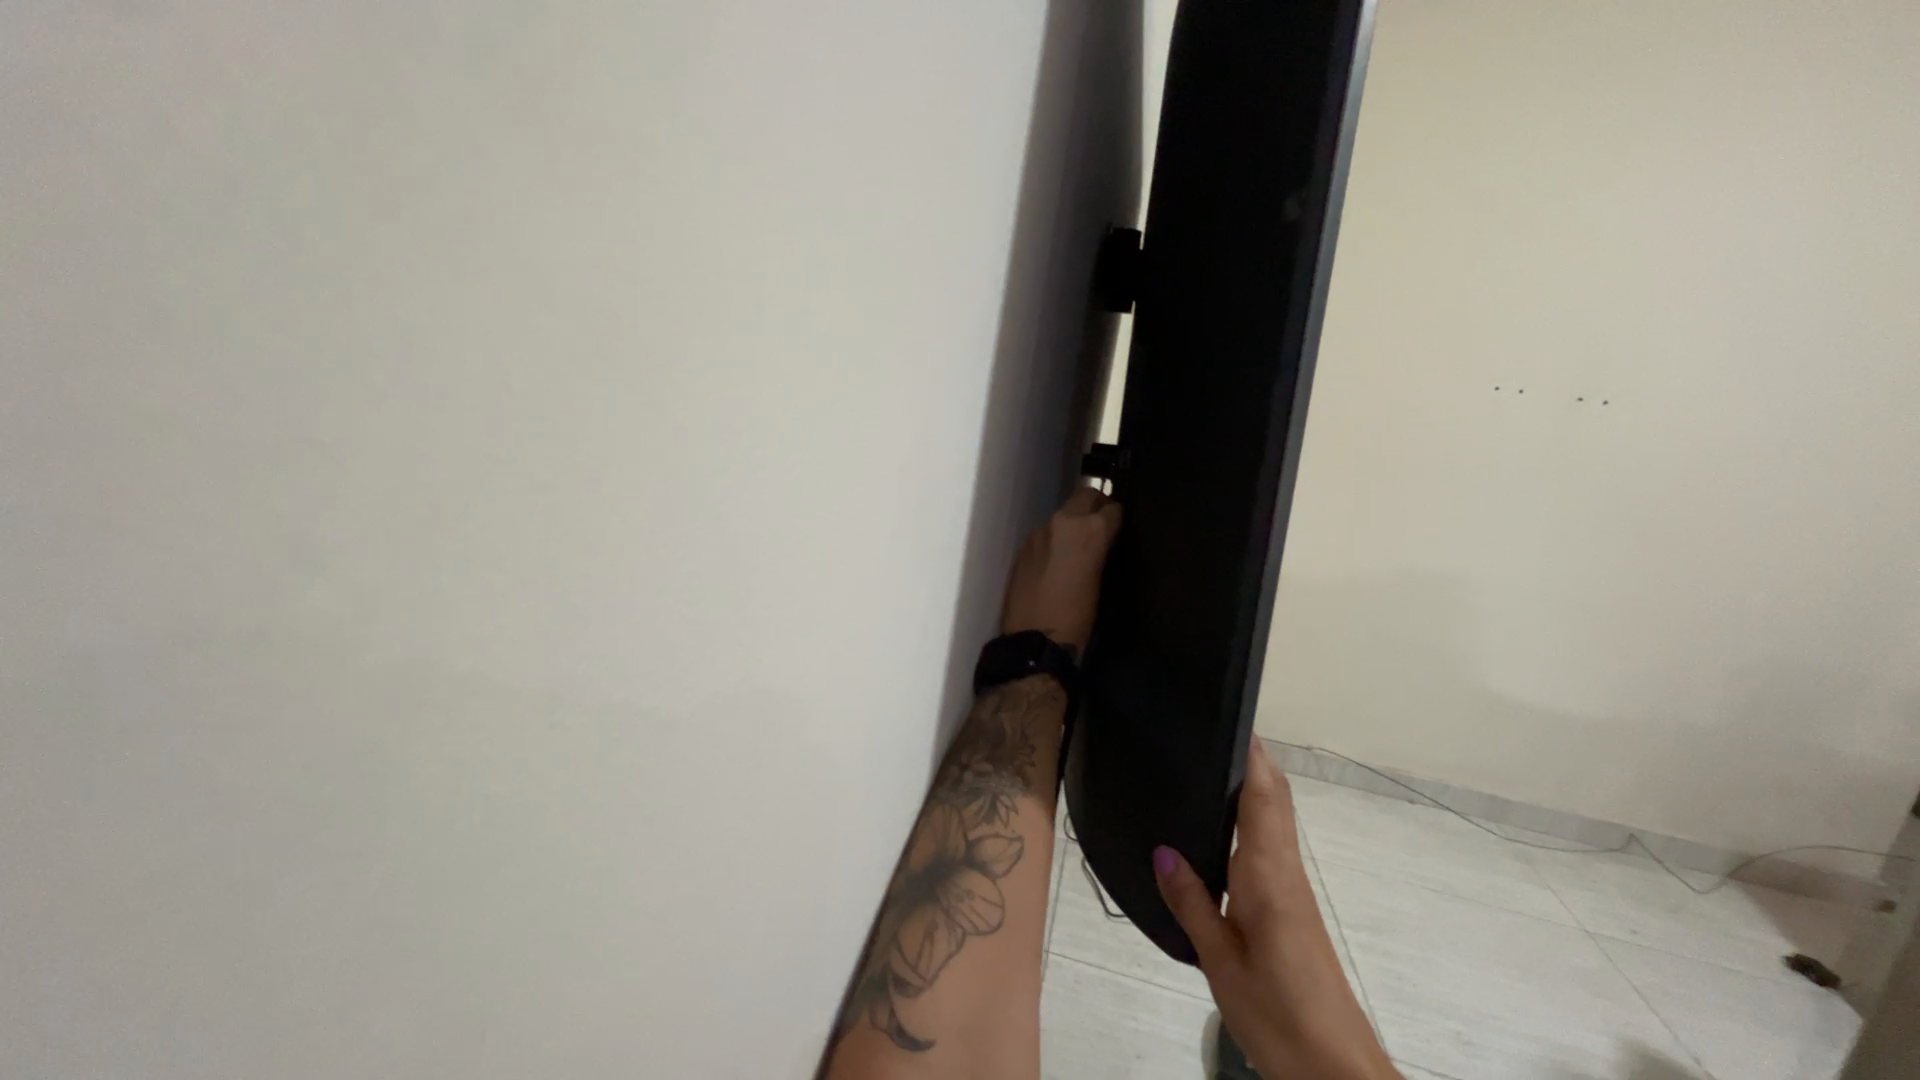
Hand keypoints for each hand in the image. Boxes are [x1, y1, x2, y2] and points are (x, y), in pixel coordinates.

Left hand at [1000, 485, 1122, 656]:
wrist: (1035, 640)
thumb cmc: (1078, 618)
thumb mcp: (1101, 582)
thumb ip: (1101, 551)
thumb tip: (1102, 542)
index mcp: (1090, 531)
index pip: (1113, 508)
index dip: (1117, 519)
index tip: (1118, 529)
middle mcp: (1063, 523)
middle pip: (1085, 495)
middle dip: (1095, 505)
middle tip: (1100, 525)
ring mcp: (1038, 533)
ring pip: (1061, 514)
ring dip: (1071, 524)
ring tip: (1076, 549)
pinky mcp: (1022, 548)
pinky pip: (1044, 535)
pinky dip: (1052, 541)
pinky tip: (1054, 563)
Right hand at [1152, 739, 1400, 1079]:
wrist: (1335, 1065)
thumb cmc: (1276, 1010)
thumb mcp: (1220, 961)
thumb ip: (1192, 902)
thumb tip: (1163, 849)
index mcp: (1267, 874)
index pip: (1262, 796)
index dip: (1250, 754)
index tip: (1225, 718)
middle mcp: (1285, 870)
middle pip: (1276, 799)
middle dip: (1252, 761)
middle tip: (1208, 734)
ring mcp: (1293, 889)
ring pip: (1276, 820)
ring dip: (1253, 787)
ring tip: (1206, 769)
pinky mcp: (1292, 908)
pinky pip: (1271, 845)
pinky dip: (1252, 820)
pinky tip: (1219, 832)